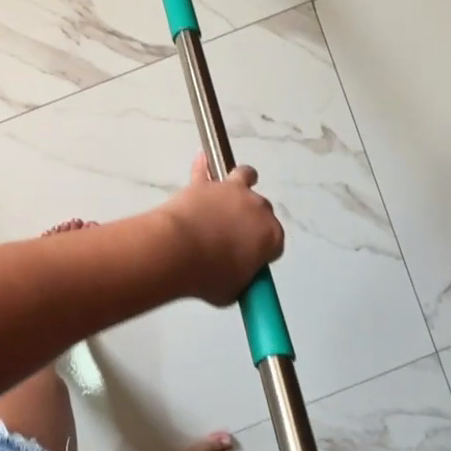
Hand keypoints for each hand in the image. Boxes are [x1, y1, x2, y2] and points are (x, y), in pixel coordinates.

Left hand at [158, 153, 284, 305]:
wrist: (177, 251)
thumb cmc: (208, 276)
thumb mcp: (232, 290)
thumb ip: (241, 278)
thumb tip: (234, 273)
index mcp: (271, 235)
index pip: (274, 241)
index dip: (261, 250)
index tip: (248, 257)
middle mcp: (257, 207)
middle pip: (260, 210)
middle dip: (250, 219)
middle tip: (231, 234)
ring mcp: (231, 191)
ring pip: (244, 176)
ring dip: (242, 181)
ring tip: (232, 189)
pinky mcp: (205, 183)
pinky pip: (206, 168)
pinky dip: (204, 165)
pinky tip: (202, 159)